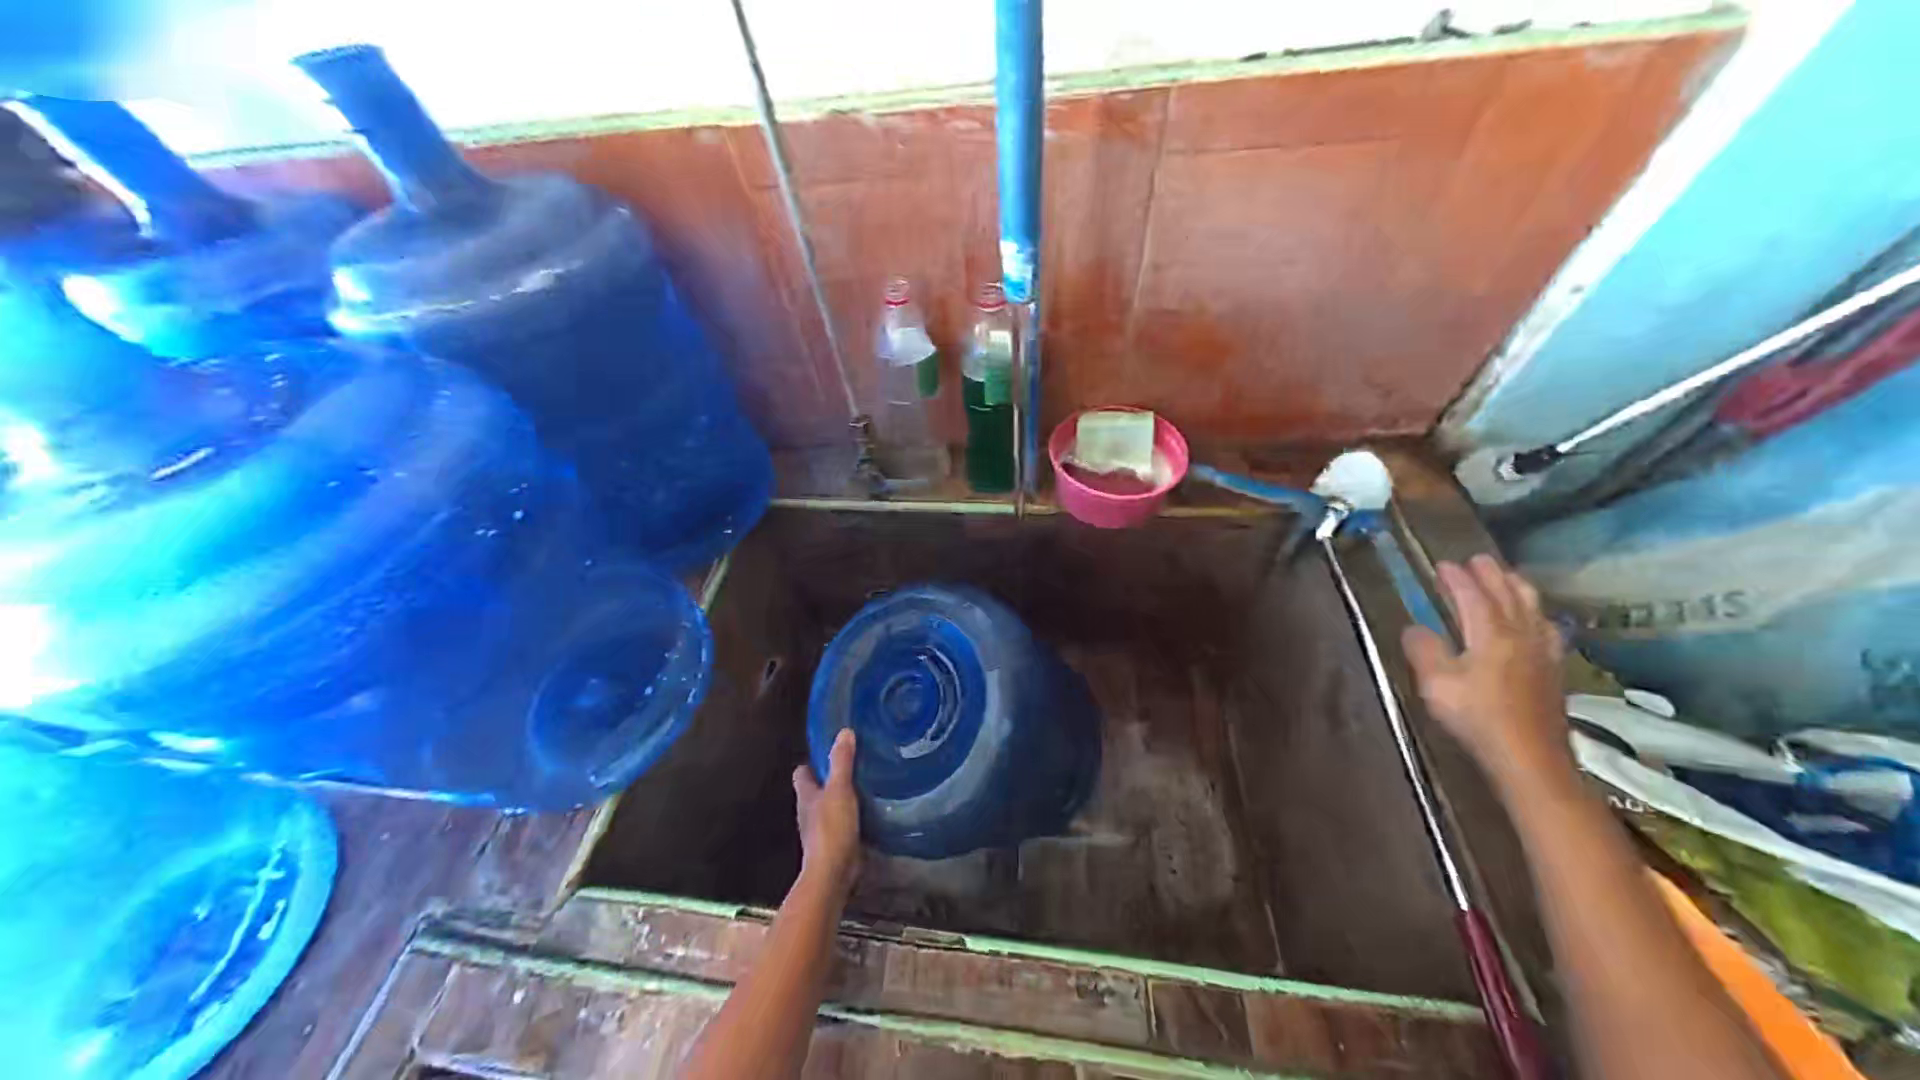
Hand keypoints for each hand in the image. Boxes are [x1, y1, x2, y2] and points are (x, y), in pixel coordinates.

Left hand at [794, 728, 860, 894]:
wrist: (833, 873)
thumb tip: (844, 731)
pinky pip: (844, 822)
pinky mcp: (836, 843)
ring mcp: (822, 829)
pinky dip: (853, 816)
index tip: (832, 752)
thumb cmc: (832, 828)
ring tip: (867, 784)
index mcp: (806, 795)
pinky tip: (870, 811)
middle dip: (832, 778)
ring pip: (831, 806)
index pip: (802, 772)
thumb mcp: (839, 789)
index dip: (813, 762)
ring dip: (844, 797)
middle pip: (817, 789)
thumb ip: (841, 762)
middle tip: (857, 764)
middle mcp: (809, 811)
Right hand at [1402, 555, 1574, 795]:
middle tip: (1478, 559)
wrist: (1530, 757)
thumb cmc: (1477, 716)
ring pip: (1533, 609)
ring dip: (1517, 588)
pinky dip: (1537, 613)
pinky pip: (1547, 629)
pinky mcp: (1554, 671)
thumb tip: (1415, 627)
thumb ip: (1423, 650)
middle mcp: (1521, 635)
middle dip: (1492, 574)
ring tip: (1507, 577)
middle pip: (1509, 595)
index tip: (1443, 564)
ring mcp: (1543, 653)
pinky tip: (1538, 620)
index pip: (1473, 596)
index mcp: (1490, 634)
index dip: (1458, 578)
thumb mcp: (1435, 683)